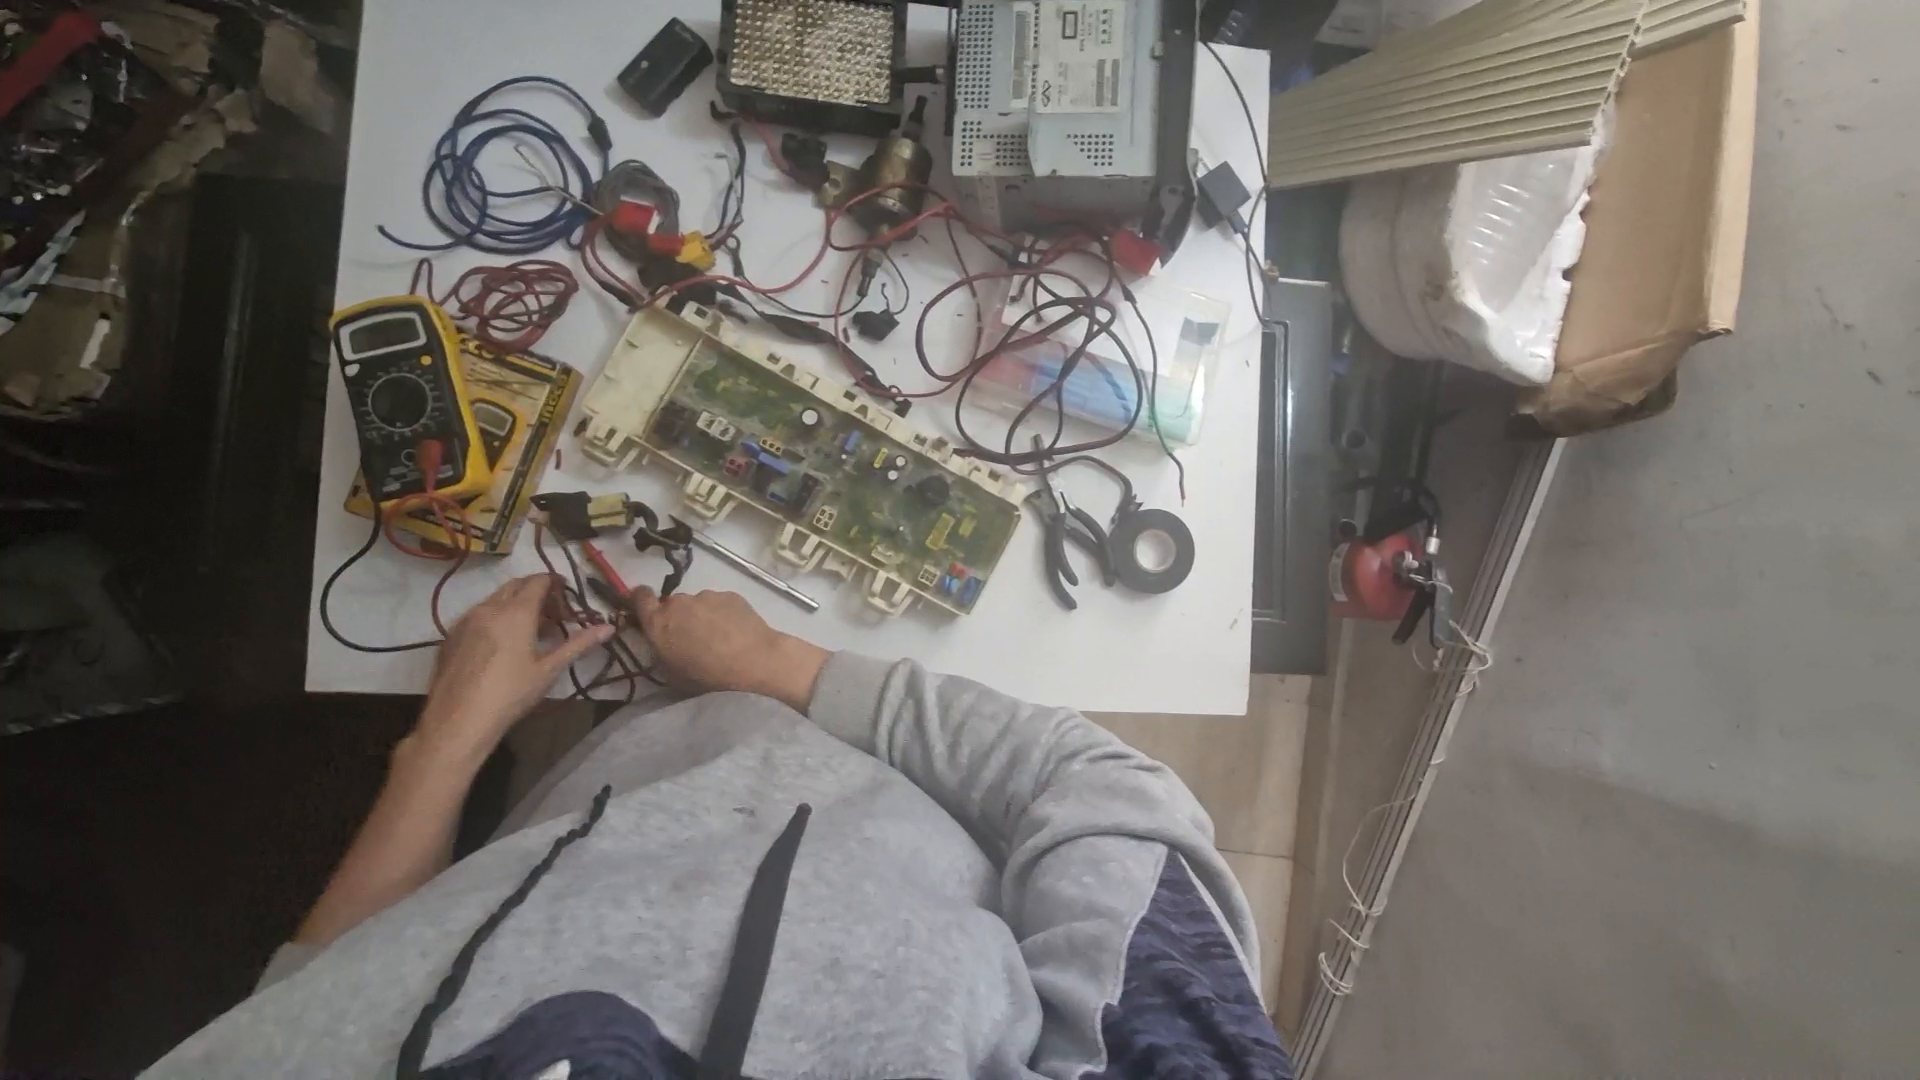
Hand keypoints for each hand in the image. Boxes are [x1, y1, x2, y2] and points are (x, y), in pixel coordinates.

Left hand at [411, 575, 612, 766]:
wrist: (457, 721)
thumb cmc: (510, 694)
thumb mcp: (549, 669)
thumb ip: (579, 644)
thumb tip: (609, 628)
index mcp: (516, 612)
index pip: (538, 581)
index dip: (555, 583)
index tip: (567, 595)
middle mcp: (489, 608)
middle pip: (515, 585)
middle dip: (535, 591)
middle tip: (553, 612)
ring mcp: (465, 621)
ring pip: (495, 599)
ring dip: (515, 604)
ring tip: (530, 629)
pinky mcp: (450, 636)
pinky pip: (478, 614)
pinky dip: (495, 617)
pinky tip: (503, 643)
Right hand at [629, 587, 827, 711]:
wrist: (753, 660)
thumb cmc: (707, 675)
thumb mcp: (671, 674)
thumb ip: (660, 652)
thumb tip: (662, 643)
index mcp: (658, 622)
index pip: (639, 596)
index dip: (640, 600)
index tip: (647, 609)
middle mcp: (679, 603)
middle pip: (672, 605)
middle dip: (678, 617)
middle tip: (692, 637)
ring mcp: (706, 596)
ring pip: (698, 604)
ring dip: (702, 615)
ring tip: (720, 637)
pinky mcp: (730, 595)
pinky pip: (720, 603)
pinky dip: (723, 613)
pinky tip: (736, 631)